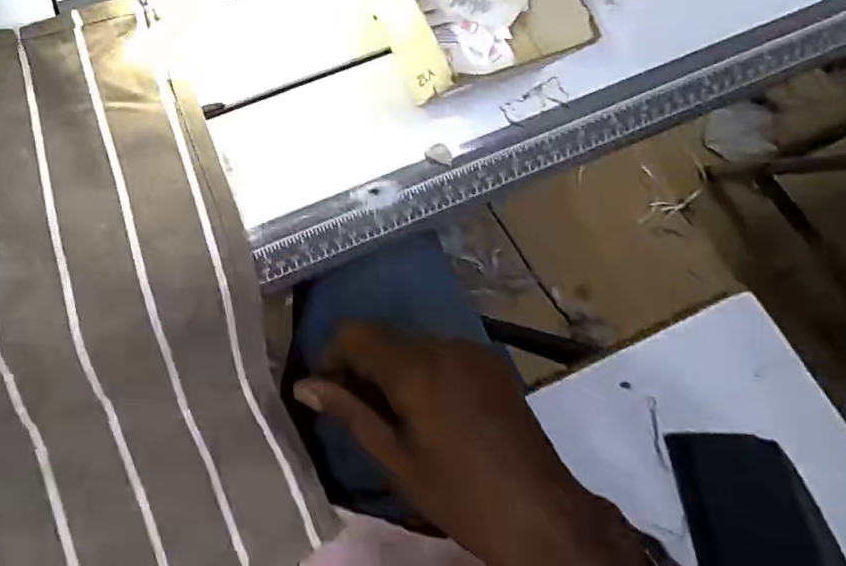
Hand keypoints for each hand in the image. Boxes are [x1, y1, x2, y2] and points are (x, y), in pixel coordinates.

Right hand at [293, 321, 650, 565]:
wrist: (541, 513)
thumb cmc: (459, 495)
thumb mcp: (396, 461)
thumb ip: (350, 413)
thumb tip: (305, 384)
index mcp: (415, 366)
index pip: (356, 332)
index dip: (331, 353)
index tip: (325, 388)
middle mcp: (442, 343)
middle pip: (385, 334)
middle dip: (361, 361)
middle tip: (354, 405)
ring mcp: (471, 347)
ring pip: (414, 341)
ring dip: (393, 364)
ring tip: (393, 411)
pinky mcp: (491, 359)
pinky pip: (443, 350)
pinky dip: (425, 367)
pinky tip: (431, 407)